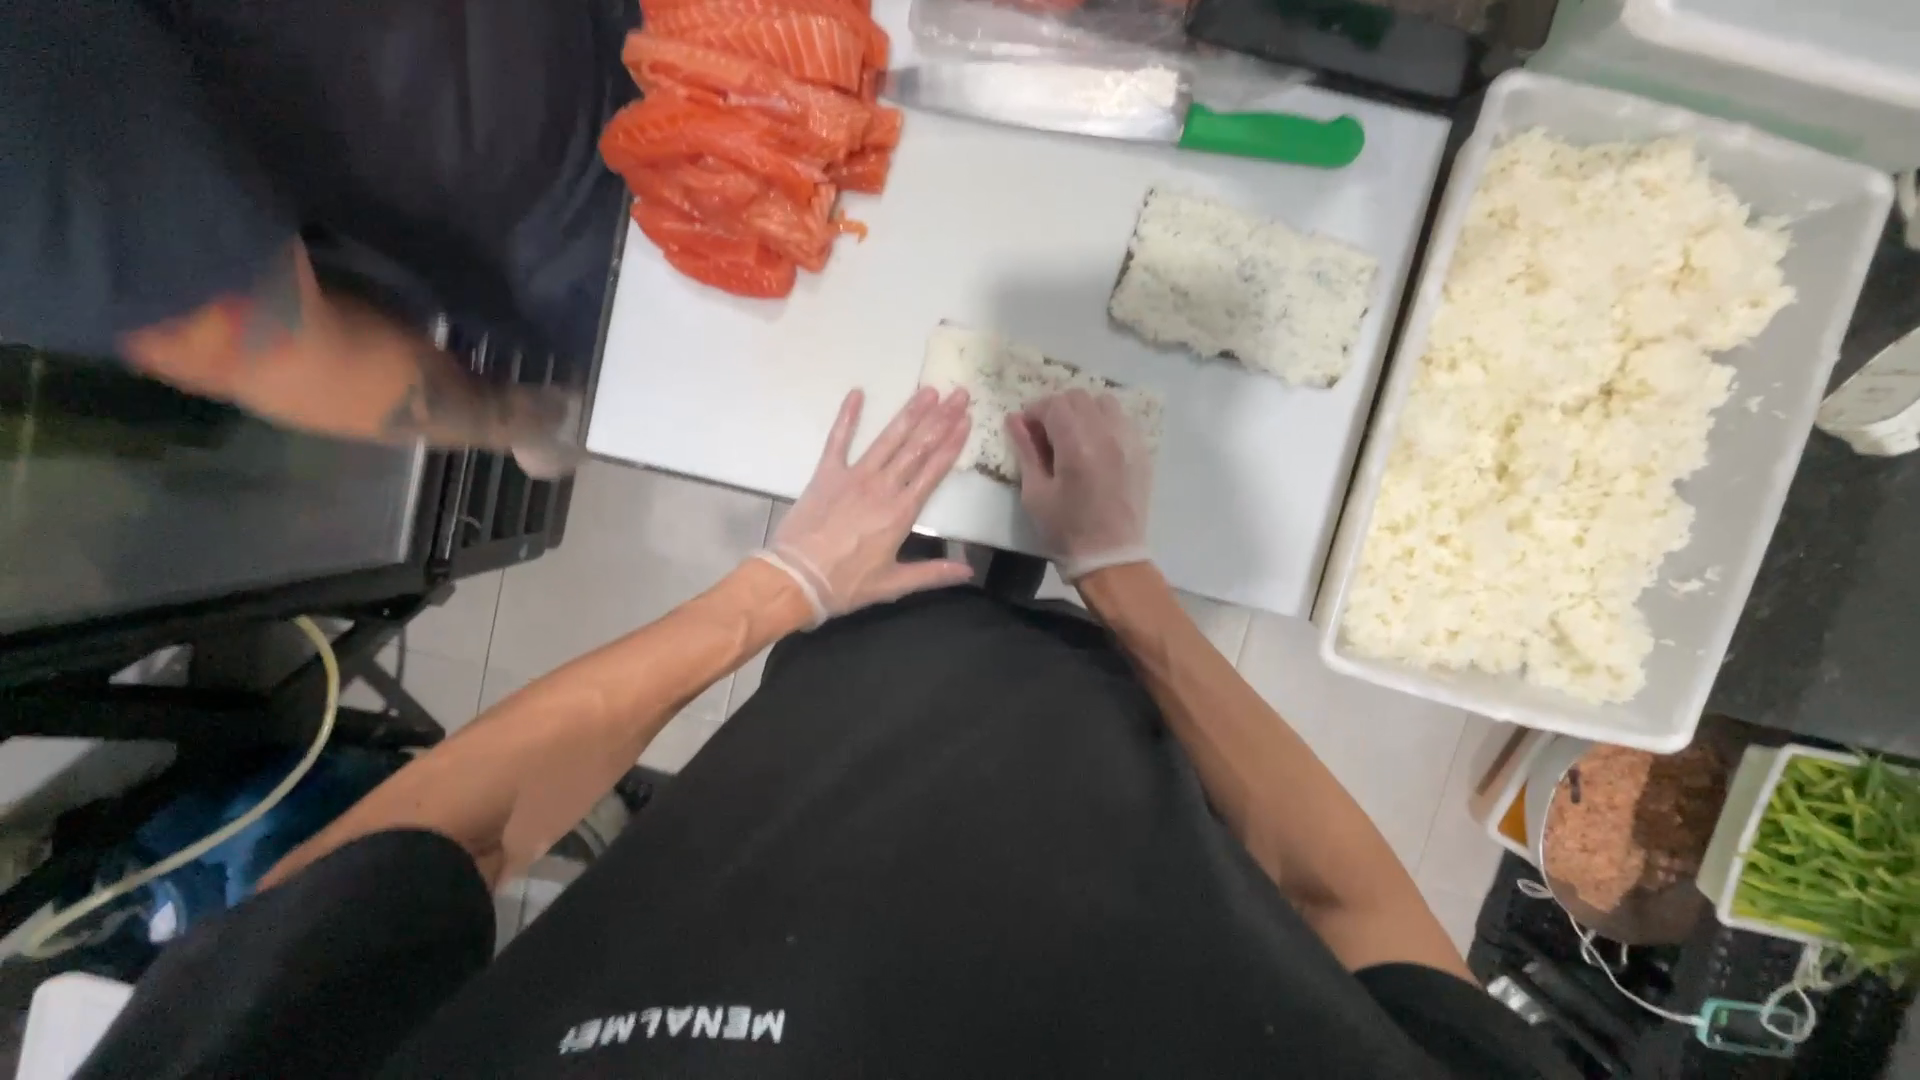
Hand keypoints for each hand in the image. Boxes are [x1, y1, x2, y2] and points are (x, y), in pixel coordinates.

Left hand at [756, 387, 974, 625]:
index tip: (967, 420)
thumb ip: (933, 573)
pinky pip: (838, 440)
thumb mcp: (893, 585)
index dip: (952, 444)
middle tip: (959, 394)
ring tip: (927, 390)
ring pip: (887, 439)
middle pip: (917, 447)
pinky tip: (857, 393)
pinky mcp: (826, 474)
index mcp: (901, 513)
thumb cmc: (845, 585)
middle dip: (940, 419)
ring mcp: (853, 476)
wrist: (795, 579)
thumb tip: (969, 571)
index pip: (933, 471)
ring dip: (909, 413)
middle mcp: (881, 487)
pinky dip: (847, 416)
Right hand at [1006, 389, 1153, 580]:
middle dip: (1057, 408)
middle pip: (1079, 397)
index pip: (1054, 404)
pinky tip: (1094, 446)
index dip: (1035, 410)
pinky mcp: (1142, 453)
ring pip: (1104, 402)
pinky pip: (1122, 421)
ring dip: (1083, 411)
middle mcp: (1107, 435)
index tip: (1026, 427)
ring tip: (1072, 436)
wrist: (1111, 558)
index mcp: (1078, 446)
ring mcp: (1129, 442)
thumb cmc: (1066, 530)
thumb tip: (1015, 420)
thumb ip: (1026, 451)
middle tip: (1045, 433)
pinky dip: (1104, 423)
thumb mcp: (1036, 493)